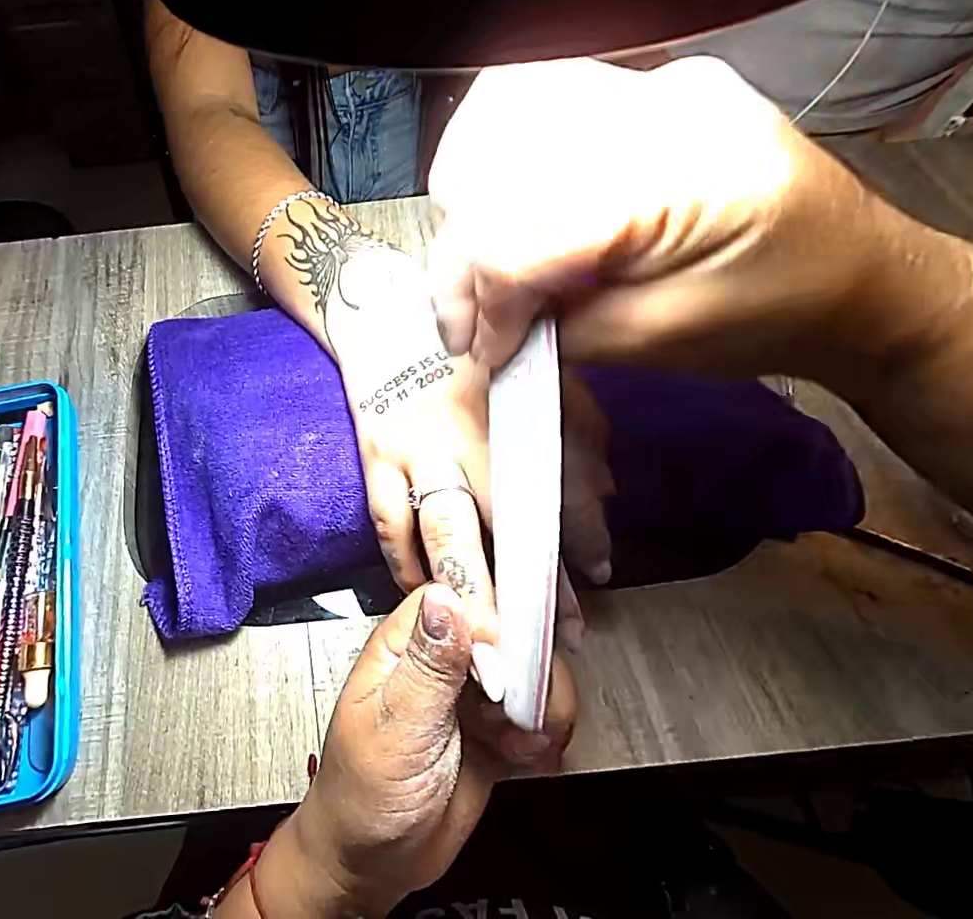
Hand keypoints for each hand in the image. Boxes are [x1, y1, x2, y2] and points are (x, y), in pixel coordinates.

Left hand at [244, 585, 574, 916]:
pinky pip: (537, 714)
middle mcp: (437, 662)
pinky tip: (523, 756)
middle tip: (517, 710)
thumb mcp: (395, 727)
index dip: (491, 618)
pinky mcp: (492, 729)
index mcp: (401, 646)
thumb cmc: (362, 791)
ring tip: (516, 741)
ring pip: (529, 672)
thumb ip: (426, 666)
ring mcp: (467, 695)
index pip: (455, 596)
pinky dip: (544, 735)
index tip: (507, 658)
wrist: (374, 860)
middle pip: (504, 630)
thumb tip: (444, 600)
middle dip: (527, 669)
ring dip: (540, 707)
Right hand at [322, 251, 612, 655]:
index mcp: (512, 410)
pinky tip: (422, 596)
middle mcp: (463, 438)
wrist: (386, 323)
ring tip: (482, 644)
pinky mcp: (373, 459)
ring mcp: (412, 451)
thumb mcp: (537, 375)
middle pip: (498, 525)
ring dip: (463, 590)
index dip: (580, 542)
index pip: (556, 490)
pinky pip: (386, 521)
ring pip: (440, 532)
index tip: (594, 585)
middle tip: (539, 649)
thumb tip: (598, 499)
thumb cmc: (471, 354)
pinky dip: (403, 562)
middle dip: (521, 591)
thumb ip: (574, 435)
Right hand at [426, 56, 944, 382]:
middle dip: (461, 261)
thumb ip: (549, 330)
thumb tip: (480, 327)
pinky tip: (497, 208)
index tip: (484, 349)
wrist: (858, 276)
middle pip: (491, 176)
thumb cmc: (775, 314)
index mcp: (682, 181)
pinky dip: (487, 163)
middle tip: (469, 317)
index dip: (486, 303)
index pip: (523, 239)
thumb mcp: (650, 342)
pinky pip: (522, 103)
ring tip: (479, 260)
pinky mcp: (635, 89)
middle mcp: (659, 109)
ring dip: (464, 201)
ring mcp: (648, 86)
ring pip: (491, 120)